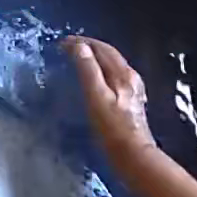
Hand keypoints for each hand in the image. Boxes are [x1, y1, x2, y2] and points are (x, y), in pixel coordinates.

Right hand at [64, 36, 154, 153]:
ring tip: (77, 58)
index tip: (63, 42)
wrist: (132, 153)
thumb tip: (79, 47)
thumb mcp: (95, 96)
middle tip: (67, 48)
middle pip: (109, 54)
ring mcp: (133, 88)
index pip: (102, 48)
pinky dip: (100, 69)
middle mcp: (130, 77)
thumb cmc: (111, 126)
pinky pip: (113, 75)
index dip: (83, 42)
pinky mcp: (131, 100)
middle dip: (88, 47)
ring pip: (112, 64)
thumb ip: (88, 70)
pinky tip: (94, 77)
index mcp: (122, 73)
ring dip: (94, 58)